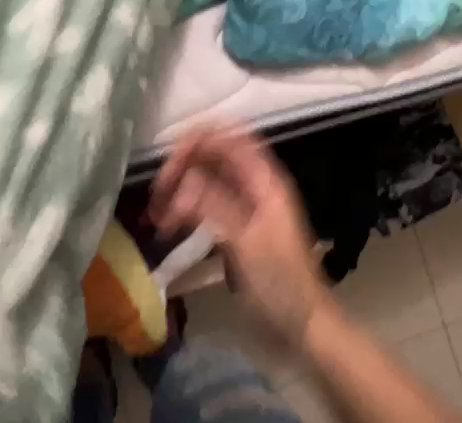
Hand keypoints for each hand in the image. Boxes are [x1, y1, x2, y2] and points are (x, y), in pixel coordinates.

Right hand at [149, 126, 333, 348]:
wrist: (305, 324)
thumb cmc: (282, 282)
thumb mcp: (247, 242)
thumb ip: (215, 205)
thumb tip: (182, 179)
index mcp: (265, 180)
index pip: (231, 138)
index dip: (201, 137)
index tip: (170, 155)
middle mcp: (254, 185)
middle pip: (215, 155)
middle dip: (184, 165)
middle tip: (158, 191)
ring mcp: (245, 205)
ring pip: (207, 179)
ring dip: (180, 188)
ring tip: (156, 212)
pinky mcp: (235, 226)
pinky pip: (205, 204)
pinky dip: (185, 208)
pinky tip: (166, 224)